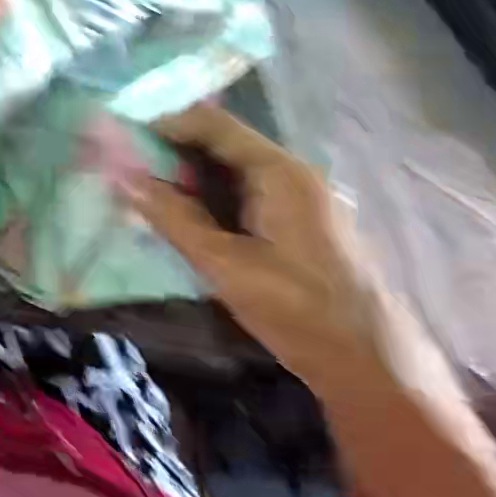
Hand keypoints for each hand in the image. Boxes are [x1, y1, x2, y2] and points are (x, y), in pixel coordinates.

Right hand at [123, 105, 405, 390]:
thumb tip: (120, 176)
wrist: (378, 372)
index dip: (161, 124)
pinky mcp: (295, 221)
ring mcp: (297, 197)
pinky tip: (179, 217)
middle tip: (122, 170)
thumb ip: (171, 216)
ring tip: (141, 193)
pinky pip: (239, 190)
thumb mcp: (224, 264)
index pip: (211, 124)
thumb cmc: (300, 312)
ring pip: (226, 168)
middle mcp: (291, 173)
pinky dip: (203, 195)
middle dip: (167, 151)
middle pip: (218, 142)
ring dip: (182, 175)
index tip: (117, 140)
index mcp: (280, 173)